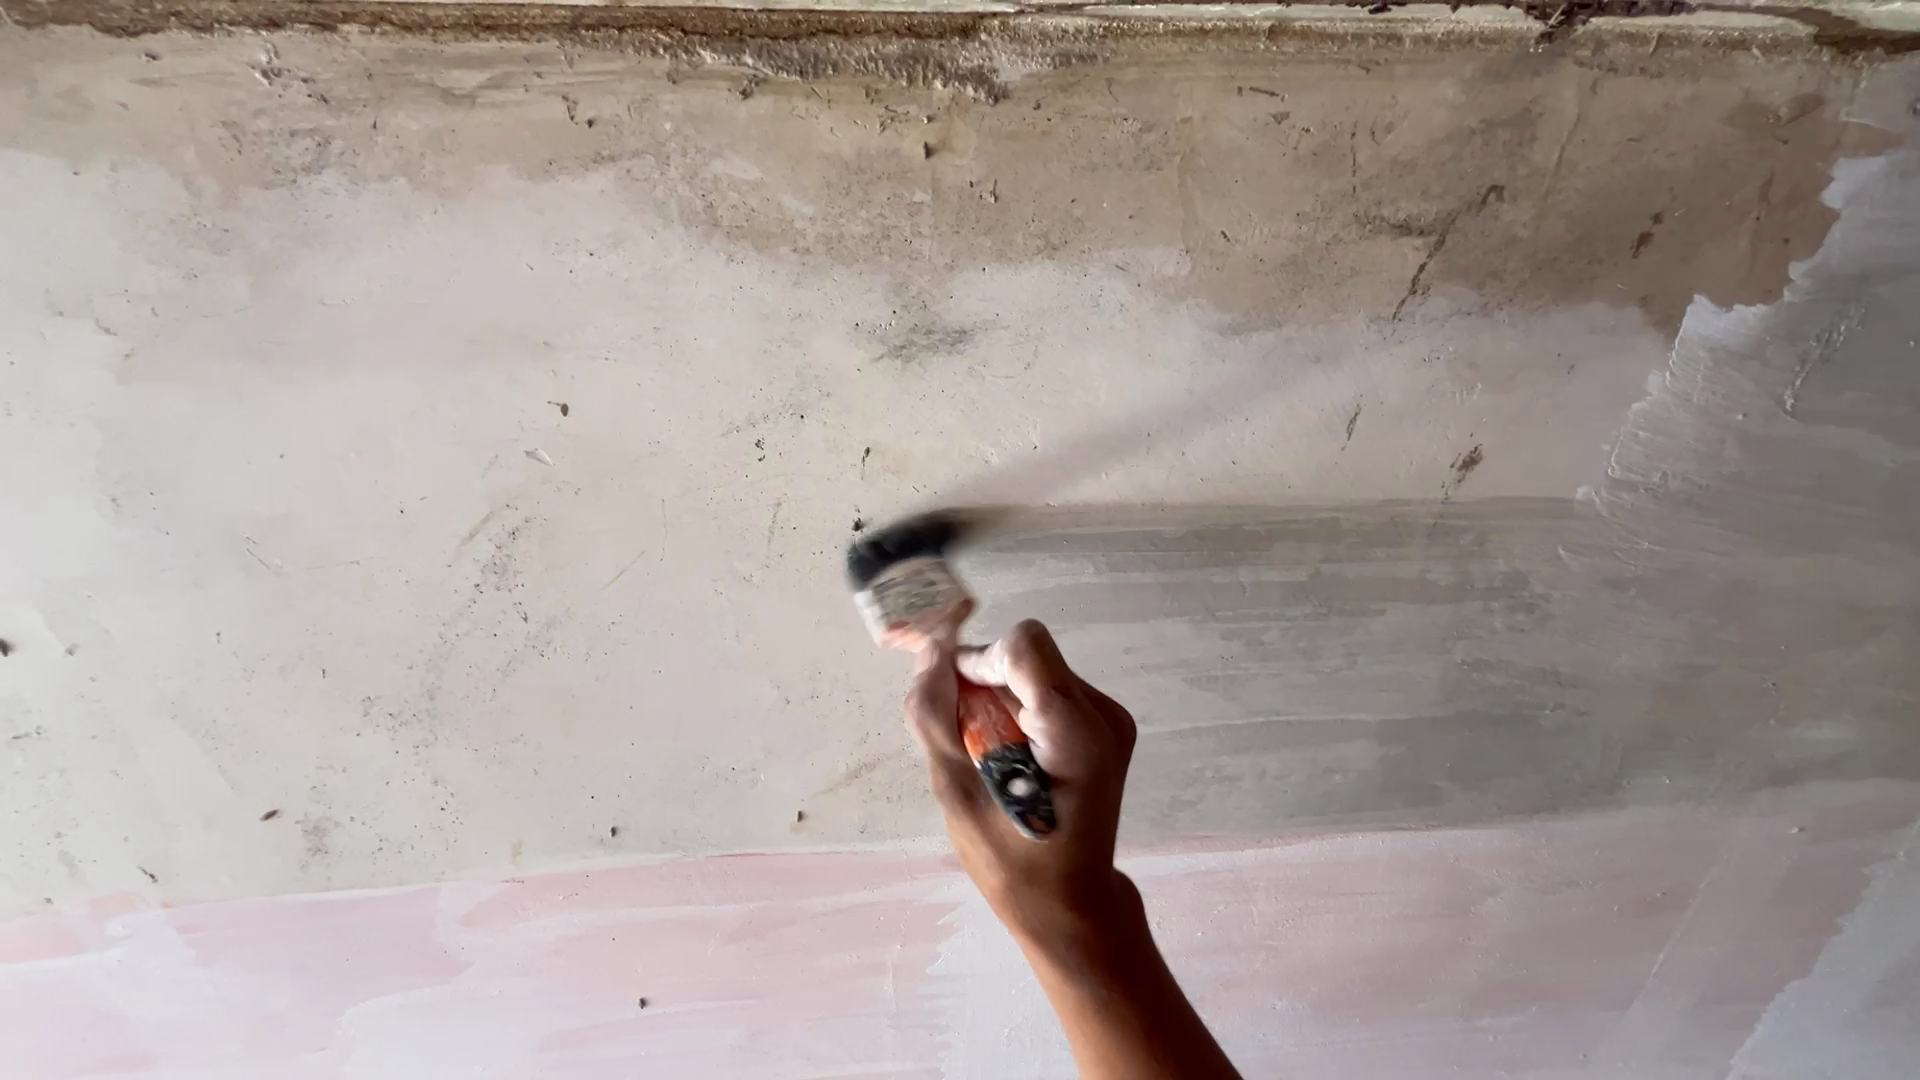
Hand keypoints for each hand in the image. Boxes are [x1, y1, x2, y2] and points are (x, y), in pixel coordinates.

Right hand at [905, 619, 1138, 940]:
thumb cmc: (1013, 865)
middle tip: (953, 727)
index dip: (975, 660)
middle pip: (1026, 654)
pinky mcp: (1102, 723)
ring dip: (994, 694)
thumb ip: (936, 718)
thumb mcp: (957, 796)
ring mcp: (1108, 717)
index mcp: (1076, 734)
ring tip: (978, 749)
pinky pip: (1045, 686)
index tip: (947, 695)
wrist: (1072, 903)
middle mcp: (1103, 714)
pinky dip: (1013, 705)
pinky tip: (1002, 751)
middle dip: (980, 679)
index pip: (1023, 647)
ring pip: (1033, 666)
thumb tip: (930, 655)